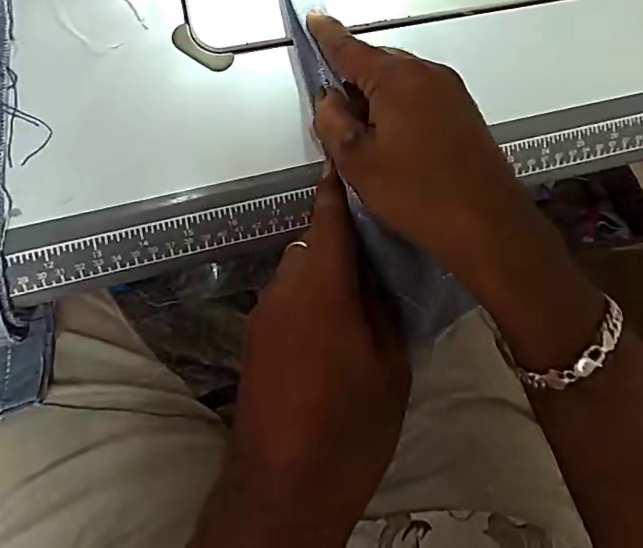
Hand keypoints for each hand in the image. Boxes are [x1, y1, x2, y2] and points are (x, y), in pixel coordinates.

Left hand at [193, 172, 410, 546]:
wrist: (281, 485)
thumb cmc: (349, 427)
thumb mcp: (389, 366)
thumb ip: (381, 305)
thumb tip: (374, 269)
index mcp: (322, 284)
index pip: (327, 215)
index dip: (337, 185)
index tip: (345, 158)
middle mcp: (286, 284)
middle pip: (315, 242)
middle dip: (343, 244)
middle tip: (379, 261)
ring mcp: (264, 309)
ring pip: (301, 270)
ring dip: (325, 275)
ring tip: (358, 307)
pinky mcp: (253, 333)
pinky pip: (287, 297)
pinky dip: (308, 299)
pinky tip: (329, 335)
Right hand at [306, 13, 531, 291]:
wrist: (489, 227)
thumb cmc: (421, 194)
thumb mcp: (356, 160)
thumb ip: (331, 120)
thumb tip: (329, 99)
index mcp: (397, 79)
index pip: (350, 47)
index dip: (327, 34)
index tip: (316, 19)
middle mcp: (427, 75)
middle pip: (376, 62)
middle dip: (352, 80)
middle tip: (336, 116)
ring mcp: (450, 91)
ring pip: (398, 80)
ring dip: (376, 96)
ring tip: (367, 139)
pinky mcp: (463, 110)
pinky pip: (419, 93)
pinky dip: (399, 106)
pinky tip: (394, 142)